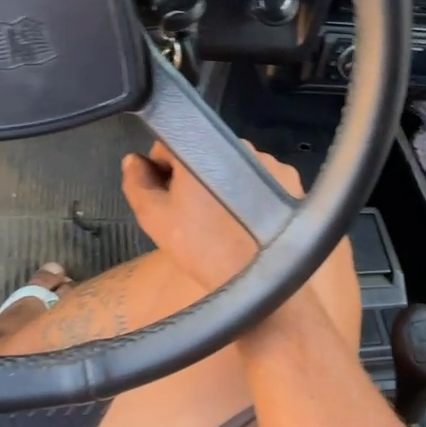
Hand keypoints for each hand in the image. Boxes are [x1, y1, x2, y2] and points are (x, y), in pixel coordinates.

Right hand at [121, 142, 359, 346]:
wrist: (258, 280)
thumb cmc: (202, 247)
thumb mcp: (156, 218)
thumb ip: (138, 184)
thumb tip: (133, 161)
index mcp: (204, 147)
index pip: (171, 146)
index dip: (160, 171)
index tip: (166, 199)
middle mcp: (241, 145)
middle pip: (205, 155)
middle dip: (194, 179)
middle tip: (192, 215)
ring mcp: (271, 162)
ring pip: (235, 168)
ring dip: (224, 185)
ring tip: (223, 222)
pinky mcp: (293, 181)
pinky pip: (263, 181)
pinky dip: (252, 195)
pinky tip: (248, 223)